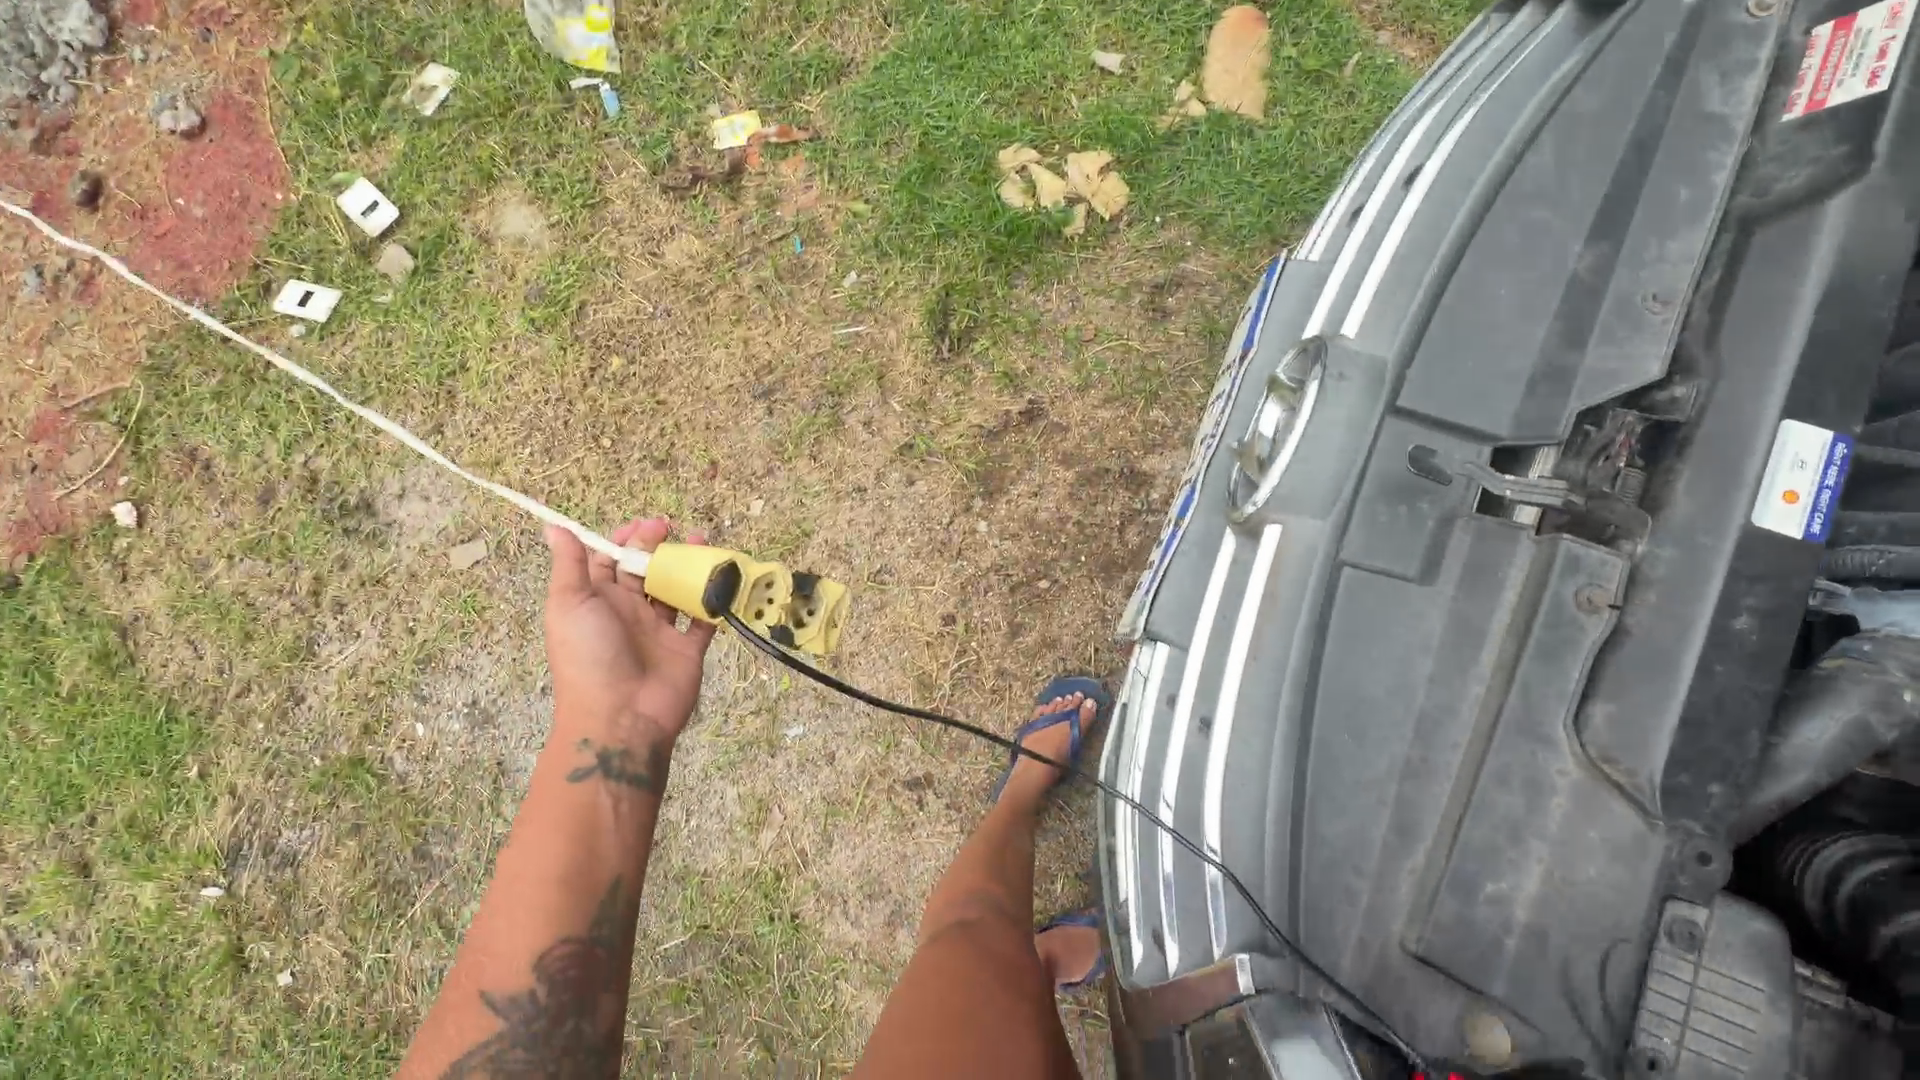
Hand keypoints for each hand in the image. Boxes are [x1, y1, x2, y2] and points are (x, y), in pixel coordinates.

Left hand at [543, 518, 716, 743]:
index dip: (625, 539)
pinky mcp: (688, 649)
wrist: (620, 717)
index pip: (610, 561)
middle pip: (645, 571)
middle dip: (658, 547)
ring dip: (689, 567)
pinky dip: (714, 600)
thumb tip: (553, 528)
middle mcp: (629, 613)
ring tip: (703, 543)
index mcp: (598, 601)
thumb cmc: (588, 656)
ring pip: (676, 590)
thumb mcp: (569, 604)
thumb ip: (569, 565)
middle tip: (673, 529)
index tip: (643, 524)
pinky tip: (723, 578)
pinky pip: (704, 619)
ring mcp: (660, 632)